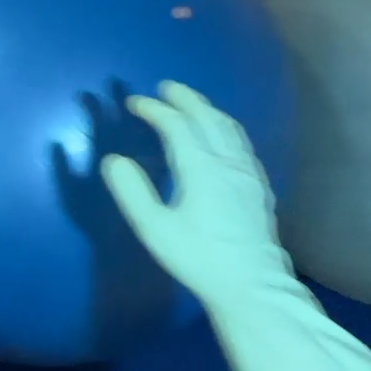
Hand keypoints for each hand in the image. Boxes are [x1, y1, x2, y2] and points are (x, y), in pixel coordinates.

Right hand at [98, 81, 292, 304]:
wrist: (250, 283)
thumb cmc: (197, 257)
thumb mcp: (154, 228)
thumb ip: (132, 191)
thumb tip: (114, 160)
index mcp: (200, 169)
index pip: (176, 126)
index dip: (154, 110)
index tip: (134, 102)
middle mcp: (227, 162)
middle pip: (207, 117)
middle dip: (184, 98)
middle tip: (165, 88)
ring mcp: (246, 172)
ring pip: (228, 127)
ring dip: (206, 109)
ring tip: (190, 103)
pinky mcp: (257, 185)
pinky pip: (240, 142)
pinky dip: (223, 126)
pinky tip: (220, 135)